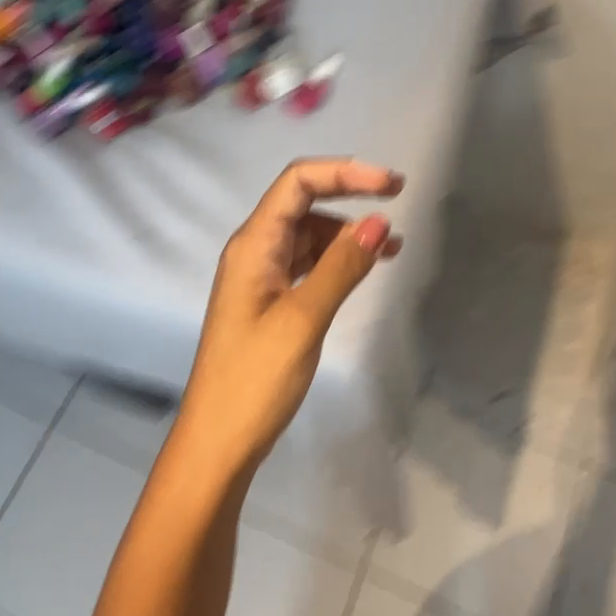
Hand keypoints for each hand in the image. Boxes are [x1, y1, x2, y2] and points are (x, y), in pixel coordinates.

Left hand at [174, 158, 403, 475]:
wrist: (217, 442)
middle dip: (349, 195)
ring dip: (348, 233)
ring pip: (308, 235)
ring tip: (393, 247)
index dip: (344, 172)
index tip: (390, 185)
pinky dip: (337, 261)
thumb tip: (379, 222)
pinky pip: (307, 265)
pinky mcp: (269, 302)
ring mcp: (260, 277)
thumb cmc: (254, 379)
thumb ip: (342, 267)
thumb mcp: (304, 319)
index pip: (297, 182)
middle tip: (397, 198)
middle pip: (303, 203)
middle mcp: (254, 251)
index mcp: (253, 244)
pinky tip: (365, 269)